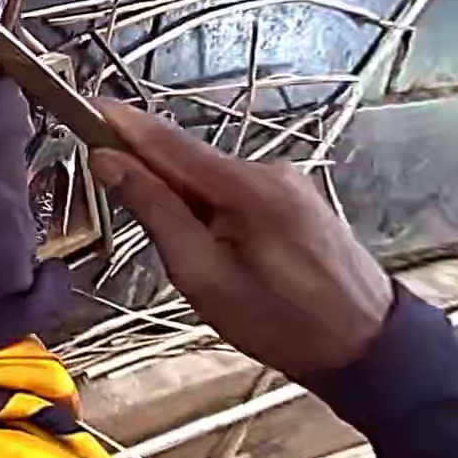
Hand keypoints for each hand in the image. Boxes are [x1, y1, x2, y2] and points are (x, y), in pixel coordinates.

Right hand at [89, 100, 391, 376]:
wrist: (373, 353)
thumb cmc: (281, 323)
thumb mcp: (203, 275)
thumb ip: (154, 211)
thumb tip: (109, 160)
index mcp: (245, 187)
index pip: (165, 141)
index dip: (121, 122)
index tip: (85, 104)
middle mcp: (265, 168)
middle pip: (184, 155)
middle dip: (145, 167)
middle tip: (114, 189)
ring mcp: (283, 178)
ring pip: (205, 172)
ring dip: (177, 191)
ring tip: (182, 243)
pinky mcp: (290, 192)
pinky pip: (228, 183)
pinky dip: (204, 199)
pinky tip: (210, 237)